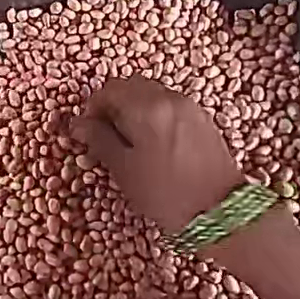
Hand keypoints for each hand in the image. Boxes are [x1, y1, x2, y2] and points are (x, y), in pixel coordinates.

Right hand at [71, 76, 244, 232]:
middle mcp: (169, 98)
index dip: (93, 107)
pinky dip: (155, 116)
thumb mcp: (124, 170)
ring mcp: (189, 107)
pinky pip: (170, 106)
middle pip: (132, 86)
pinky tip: (154, 144)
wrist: (220, 212)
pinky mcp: (202, 119)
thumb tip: (79, 123)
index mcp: (146, 107)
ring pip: (152, 94)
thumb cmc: (165, 194)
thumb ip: (100, 140)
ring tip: (131, 143)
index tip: (88, 131)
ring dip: (135, 109)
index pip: (110, 89)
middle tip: (106, 136)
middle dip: (114, 105)